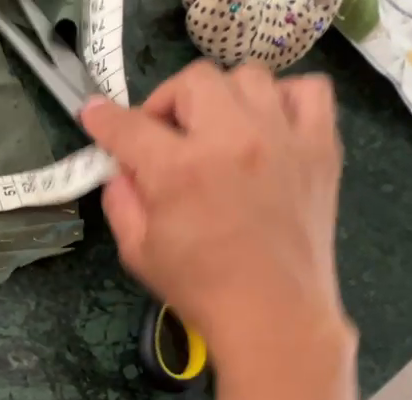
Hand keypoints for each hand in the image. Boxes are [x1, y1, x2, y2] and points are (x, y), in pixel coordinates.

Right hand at [81, 62, 352, 386]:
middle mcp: (230, 139)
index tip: (91, 113)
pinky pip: (306, 90)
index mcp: (178, 172)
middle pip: (193, 81)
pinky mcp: (320, 143)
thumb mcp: (137, 252)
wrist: (269, 309)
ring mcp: (282, 135)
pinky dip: (280, 98)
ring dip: (220, 98)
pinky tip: (264, 127)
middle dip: (166, 102)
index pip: (130, 128)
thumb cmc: (197, 287)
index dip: (104, 119)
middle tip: (161, 135)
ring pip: (248, 78)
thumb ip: (121, 203)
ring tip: (213, 131)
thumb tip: (121, 171)